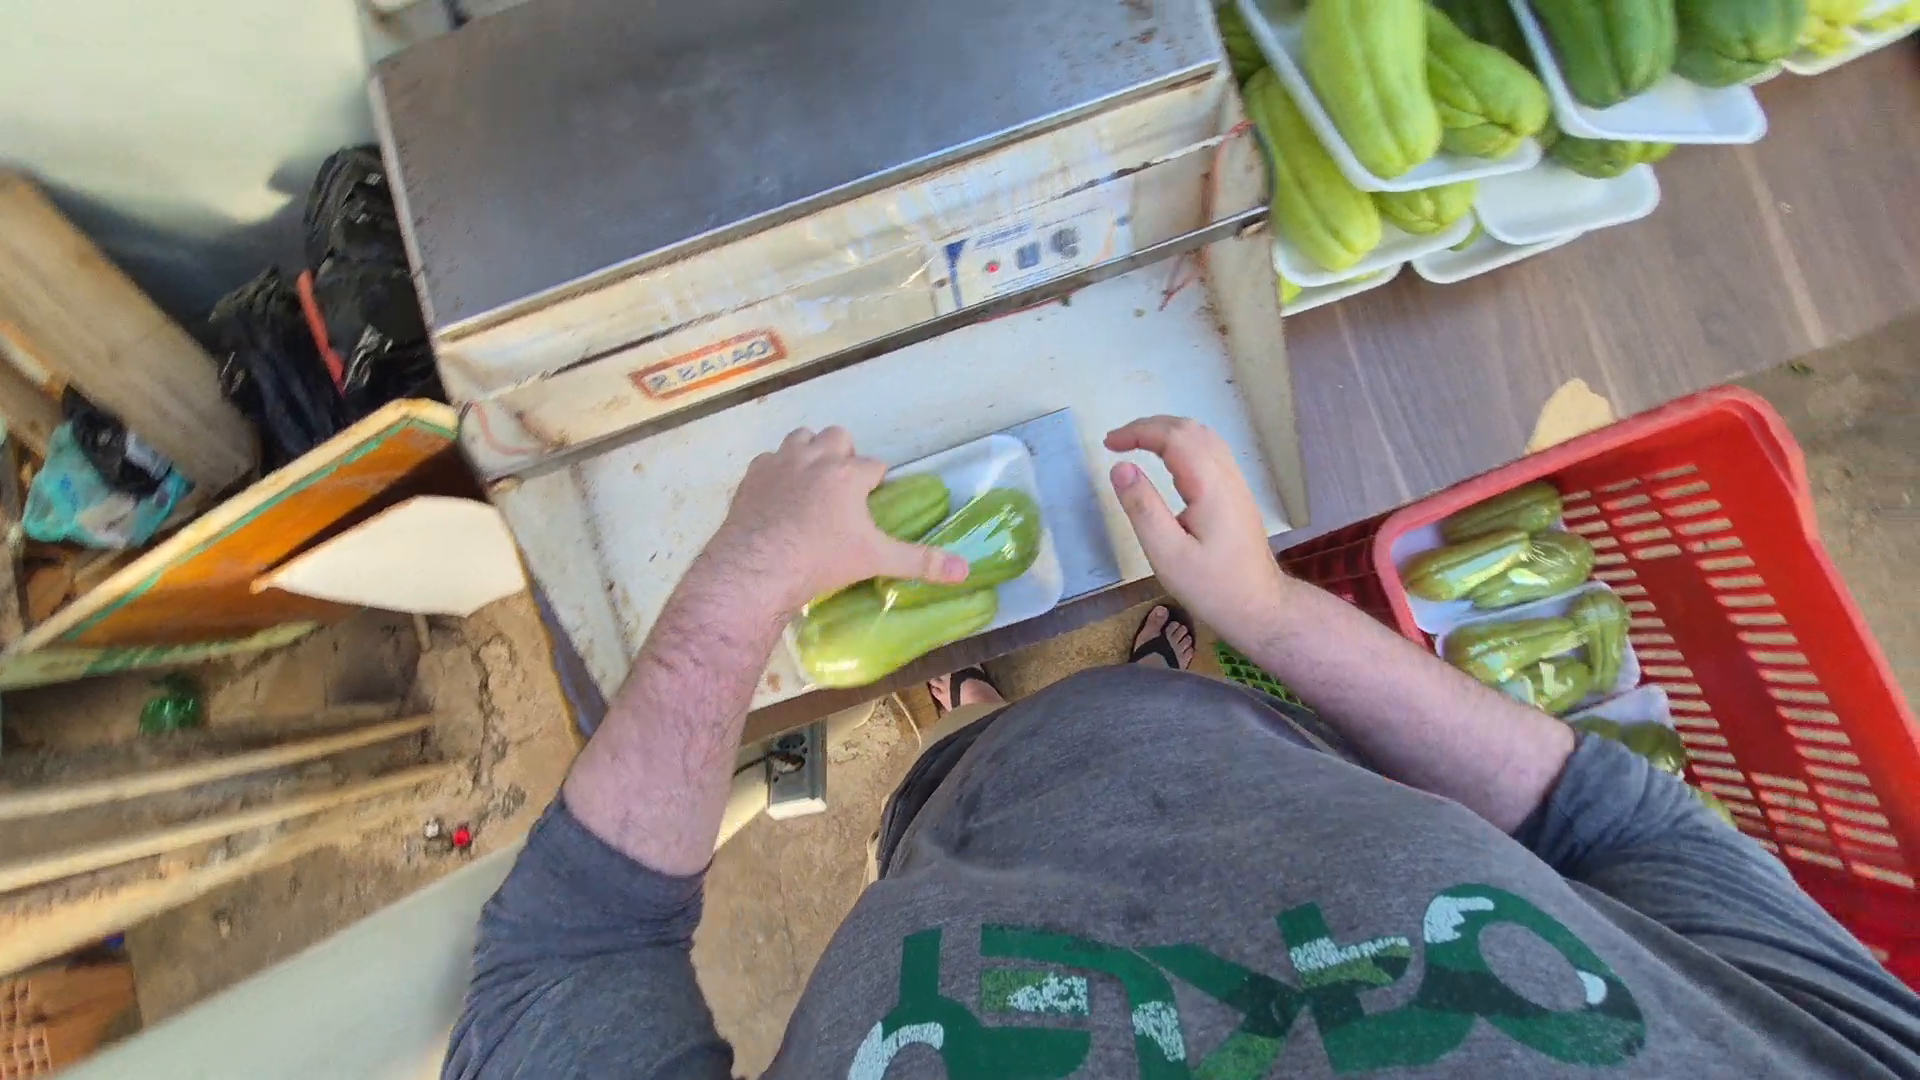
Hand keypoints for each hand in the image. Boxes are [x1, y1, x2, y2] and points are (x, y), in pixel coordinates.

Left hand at [709, 427, 968, 613]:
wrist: (757, 569)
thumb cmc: (822, 560)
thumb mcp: (876, 560)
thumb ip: (920, 562)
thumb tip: (965, 571)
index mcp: (849, 474)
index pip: (874, 465)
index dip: (877, 480)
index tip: (874, 497)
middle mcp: (815, 458)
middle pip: (837, 436)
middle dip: (844, 454)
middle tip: (843, 488)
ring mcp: (779, 463)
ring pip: (800, 437)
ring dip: (810, 452)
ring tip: (812, 483)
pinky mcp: (751, 477)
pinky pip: (768, 460)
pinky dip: (776, 470)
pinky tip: (778, 494)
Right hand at [1105, 416, 1292, 646]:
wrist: (1258, 606)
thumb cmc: (1210, 586)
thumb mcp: (1166, 553)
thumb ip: (1142, 508)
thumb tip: (1120, 468)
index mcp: (1209, 486)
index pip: (1173, 437)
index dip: (1138, 433)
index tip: (1109, 445)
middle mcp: (1226, 475)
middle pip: (1189, 429)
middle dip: (1149, 426)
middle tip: (1116, 441)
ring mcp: (1235, 483)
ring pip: (1203, 437)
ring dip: (1166, 432)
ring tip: (1135, 444)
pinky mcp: (1236, 493)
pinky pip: (1209, 451)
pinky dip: (1181, 443)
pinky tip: (1166, 458)